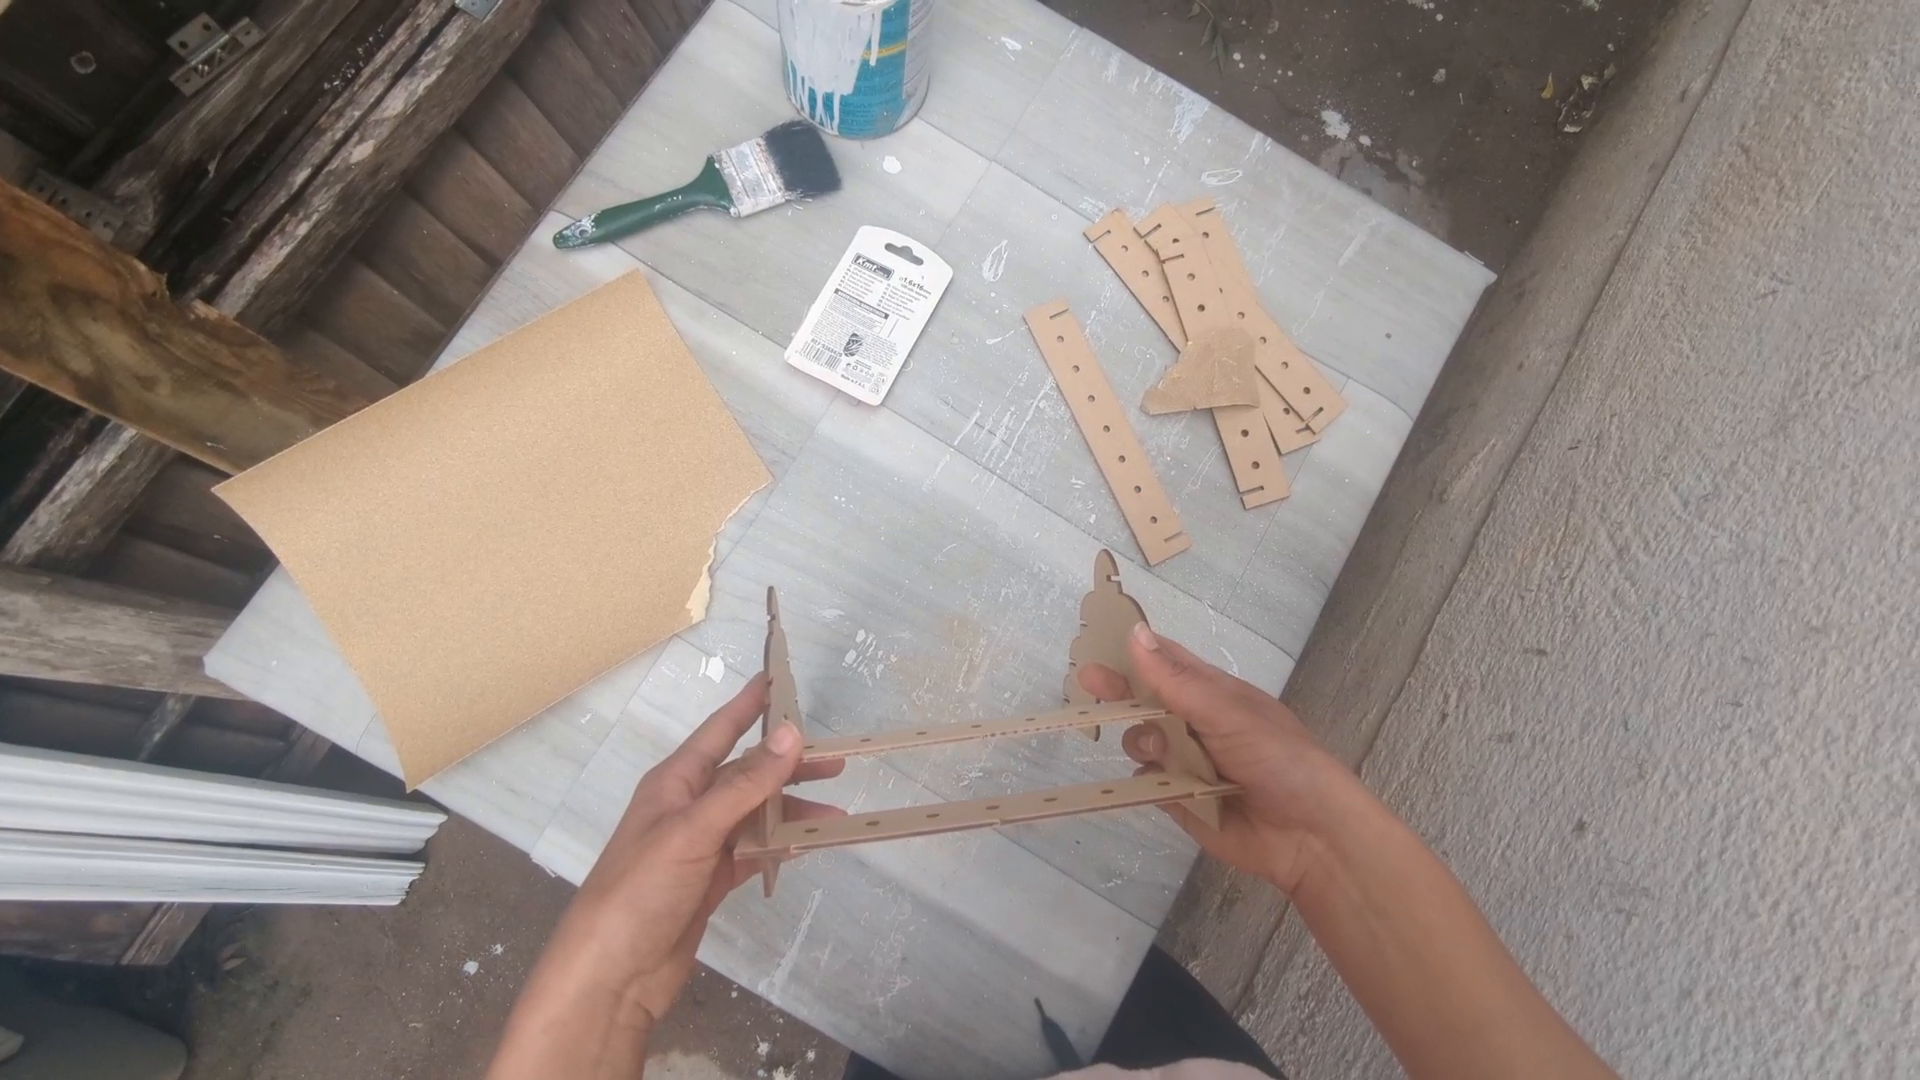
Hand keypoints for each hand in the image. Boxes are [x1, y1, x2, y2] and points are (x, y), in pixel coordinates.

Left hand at [487, 676, 842, 1079]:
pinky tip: (807, 845)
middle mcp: (688, 808)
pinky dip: (779, 846)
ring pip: (755, 815)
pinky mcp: (709, 881)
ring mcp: (699, 846)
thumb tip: (791, 734)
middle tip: (835, 763)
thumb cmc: (640, 891)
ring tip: (835, 816)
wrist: (609, 979)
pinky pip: (753, 851)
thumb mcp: (694, 830)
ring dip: (792, 812)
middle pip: (746, 775)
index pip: (719, 731)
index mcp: (675, 783)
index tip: (778, 678)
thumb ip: (745, 784)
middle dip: (788, 767)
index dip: (749, 705)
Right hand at [1078, 623, 1365, 894]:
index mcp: (1211, 693)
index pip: (1165, 661)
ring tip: (1164, 752)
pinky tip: (1165, 782)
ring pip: (1140, 740)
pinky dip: (1148, 780)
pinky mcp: (1178, 798)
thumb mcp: (1227, 712)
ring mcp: (1185, 760)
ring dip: (1142, 741)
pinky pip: (1146, 781)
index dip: (1133, 650)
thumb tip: (1135, 633)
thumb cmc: (1278, 758)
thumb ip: (1175, 681)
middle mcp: (1194, 722)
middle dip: (1118, 691)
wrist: (1309, 835)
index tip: (1098, 640)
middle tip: (1088, 682)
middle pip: (1143, 699)